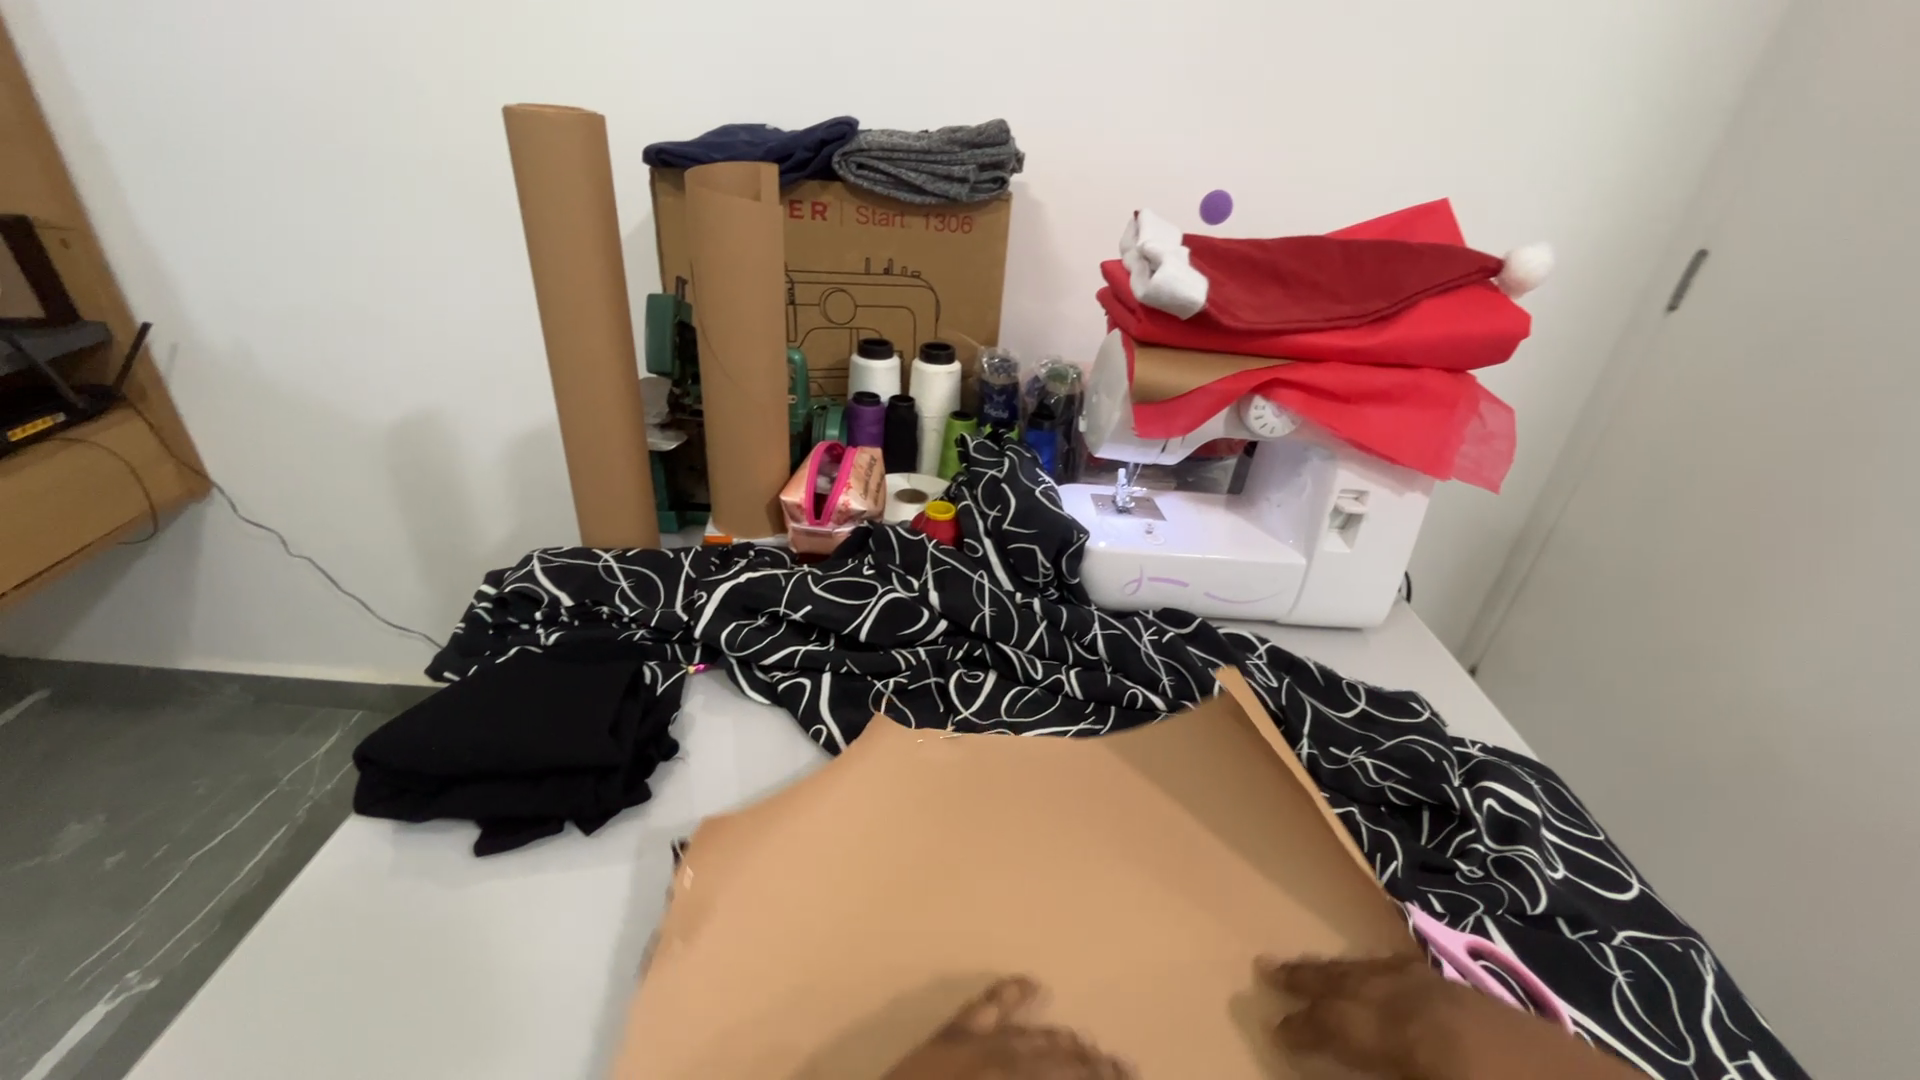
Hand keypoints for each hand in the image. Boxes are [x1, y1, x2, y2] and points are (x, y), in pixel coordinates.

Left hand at [882, 976, 1133, 1079]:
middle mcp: (986, 1057)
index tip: (1122, 1071)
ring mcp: (962, 1043)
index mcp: (998, 1074)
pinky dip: (1006, 995)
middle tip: (1118, 1062)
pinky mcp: (941, 1037)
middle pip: (1045, 1056)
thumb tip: (1053, 1070)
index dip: (1090, 1072)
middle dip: (1084, 1060)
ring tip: (1084, 1037)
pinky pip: (979, 1009)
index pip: (1054, 1070)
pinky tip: (1026, 983)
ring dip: (1053, 1035)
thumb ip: (1020, 1075)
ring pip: (1019, 1034)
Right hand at [1261, 955, 1642, 1079]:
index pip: (1341, 1024)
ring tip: (1310, 967)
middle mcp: (1427, 1006)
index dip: (1303, 1027)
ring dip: (1342, 969)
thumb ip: (1385, 1079)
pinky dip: (1383, 968)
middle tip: (1267, 968)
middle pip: (1355, 984)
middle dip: (1310, 978)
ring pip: (1382, 970)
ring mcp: (1458, 997)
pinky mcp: (1486, 1002)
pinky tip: (1380, 972)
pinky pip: (1414, 971)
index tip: (1273, 1030)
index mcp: (1415, 1041)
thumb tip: (1340, 1071)